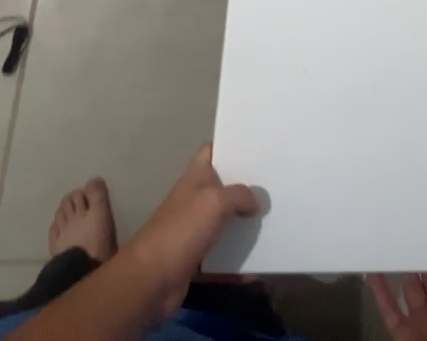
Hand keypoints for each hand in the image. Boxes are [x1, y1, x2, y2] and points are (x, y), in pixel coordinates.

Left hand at [121, 144, 260, 315]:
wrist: (151, 280)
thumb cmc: (182, 230)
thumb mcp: (215, 202)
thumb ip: (239, 195)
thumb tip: (256, 200)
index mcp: (195, 179)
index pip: (211, 152)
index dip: (230, 146)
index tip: (256, 148)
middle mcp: (194, 201)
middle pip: (223, 189)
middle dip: (247, 189)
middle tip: (275, 187)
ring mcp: (194, 231)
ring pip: (225, 224)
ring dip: (245, 228)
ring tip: (275, 223)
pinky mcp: (196, 260)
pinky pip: (222, 259)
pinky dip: (237, 265)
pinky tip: (258, 271)